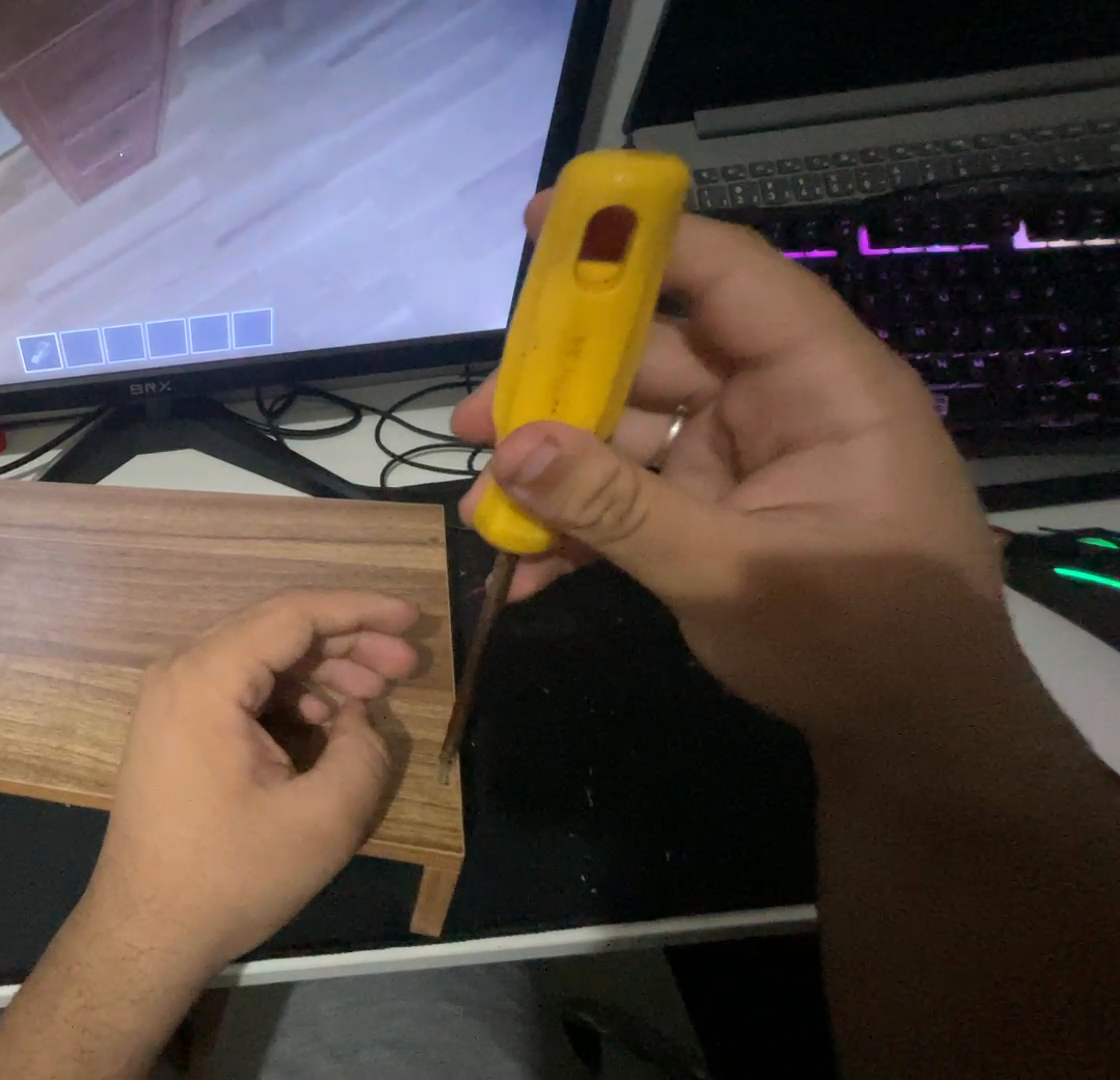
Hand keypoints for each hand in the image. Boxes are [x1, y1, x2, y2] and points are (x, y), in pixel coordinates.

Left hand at [82, 590, 419, 977]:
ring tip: (374, 696)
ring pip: (260, 658)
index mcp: (206, 676)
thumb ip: (363, 753)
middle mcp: (181, 670)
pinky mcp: (176, 722)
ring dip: (320, 670)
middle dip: (346, 642)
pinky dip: (288, 697)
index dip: (358, 609)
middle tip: (406, 666)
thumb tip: (361, 716)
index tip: (411, 617)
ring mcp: (173, 696)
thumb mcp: (321, 820)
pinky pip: (241, 689)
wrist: (145, 928)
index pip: (292, 614)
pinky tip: (326, 723)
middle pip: (275, 630)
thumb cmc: (228, 876)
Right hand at [453, 198, 1023, 736]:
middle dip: (550, 392)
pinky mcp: (693, 513)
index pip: (729, 280)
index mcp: (820, 390)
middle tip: (470, 422)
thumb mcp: (732, 574)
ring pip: (612, 437)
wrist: (901, 736)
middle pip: (641, 363)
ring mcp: (724, 465)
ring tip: (479, 511)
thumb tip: (511, 449)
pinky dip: (565, 531)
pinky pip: (613, 500)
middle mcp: (767, 410)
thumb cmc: (860, 645)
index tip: (546, 224)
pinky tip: (520, 570)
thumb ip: (618, 509)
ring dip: (542, 474)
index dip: (639, 245)